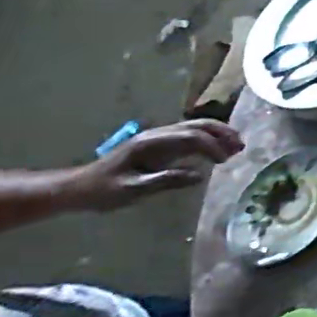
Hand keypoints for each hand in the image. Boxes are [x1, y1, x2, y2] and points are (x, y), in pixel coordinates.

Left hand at [64, 120, 243, 210]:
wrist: (76, 189)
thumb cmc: (101, 191)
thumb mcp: (130, 190)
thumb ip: (164, 180)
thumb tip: (199, 175)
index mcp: (151, 143)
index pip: (191, 137)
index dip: (212, 146)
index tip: (225, 160)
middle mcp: (158, 135)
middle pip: (198, 125)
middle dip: (223, 133)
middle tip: (240, 147)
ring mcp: (160, 138)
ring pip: (197, 128)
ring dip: (219, 135)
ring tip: (235, 148)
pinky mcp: (161, 145)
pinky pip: (191, 136)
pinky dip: (209, 140)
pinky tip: (216, 151)